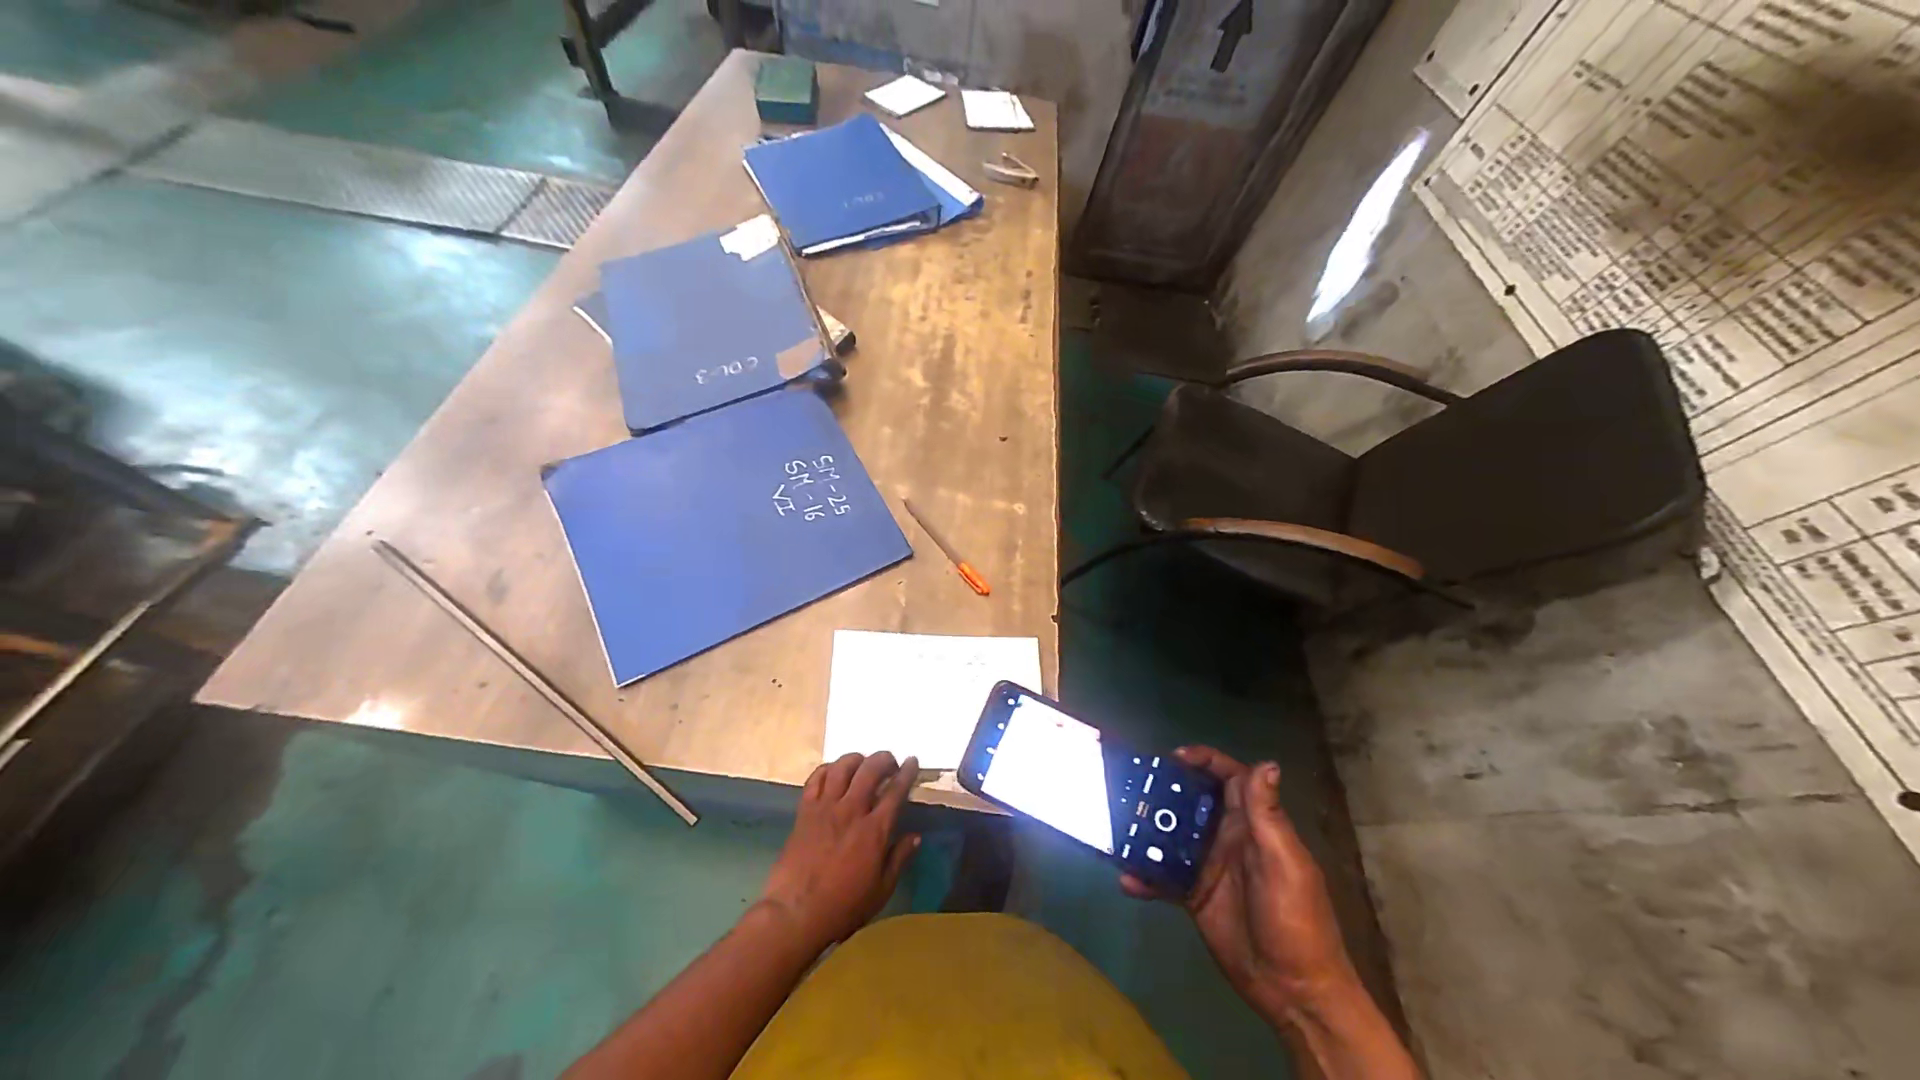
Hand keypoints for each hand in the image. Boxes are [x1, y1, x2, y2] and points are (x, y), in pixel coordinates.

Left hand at [758, 752, 920, 952]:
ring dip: (856, 759)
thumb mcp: (881, 890)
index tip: (913, 761)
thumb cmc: (843, 906)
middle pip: (870, 769)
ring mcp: (825, 807)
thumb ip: (899, 859)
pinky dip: (827, 769)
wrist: (795, 912)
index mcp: (874, 830)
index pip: (895, 791)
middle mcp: (851, 810)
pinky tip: (834, 772)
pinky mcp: (804, 811)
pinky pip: (816, 779)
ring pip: (842, 767)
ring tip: (863, 763)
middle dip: (884, 759)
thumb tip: (915, 836)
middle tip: (891, 762)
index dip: (907, 773)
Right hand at [1121, 746, 1356, 1021]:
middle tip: (1131, 784)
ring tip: (1117, 825)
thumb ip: (1269, 816)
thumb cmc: (1296, 920)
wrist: (1294, 990)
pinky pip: (1163, 877)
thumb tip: (1267, 763)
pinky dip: (1144, 876)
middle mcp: (1228, 839)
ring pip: (1172, 836)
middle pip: (1193, 802)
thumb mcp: (1285, 864)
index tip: (1173, 757)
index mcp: (1255, 826)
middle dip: (1165, 790)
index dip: (1205, 762)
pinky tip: (1125, 879)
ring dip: (1147, 830)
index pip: (1230, 780)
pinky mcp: (1194, 896)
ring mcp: (1209, 868)